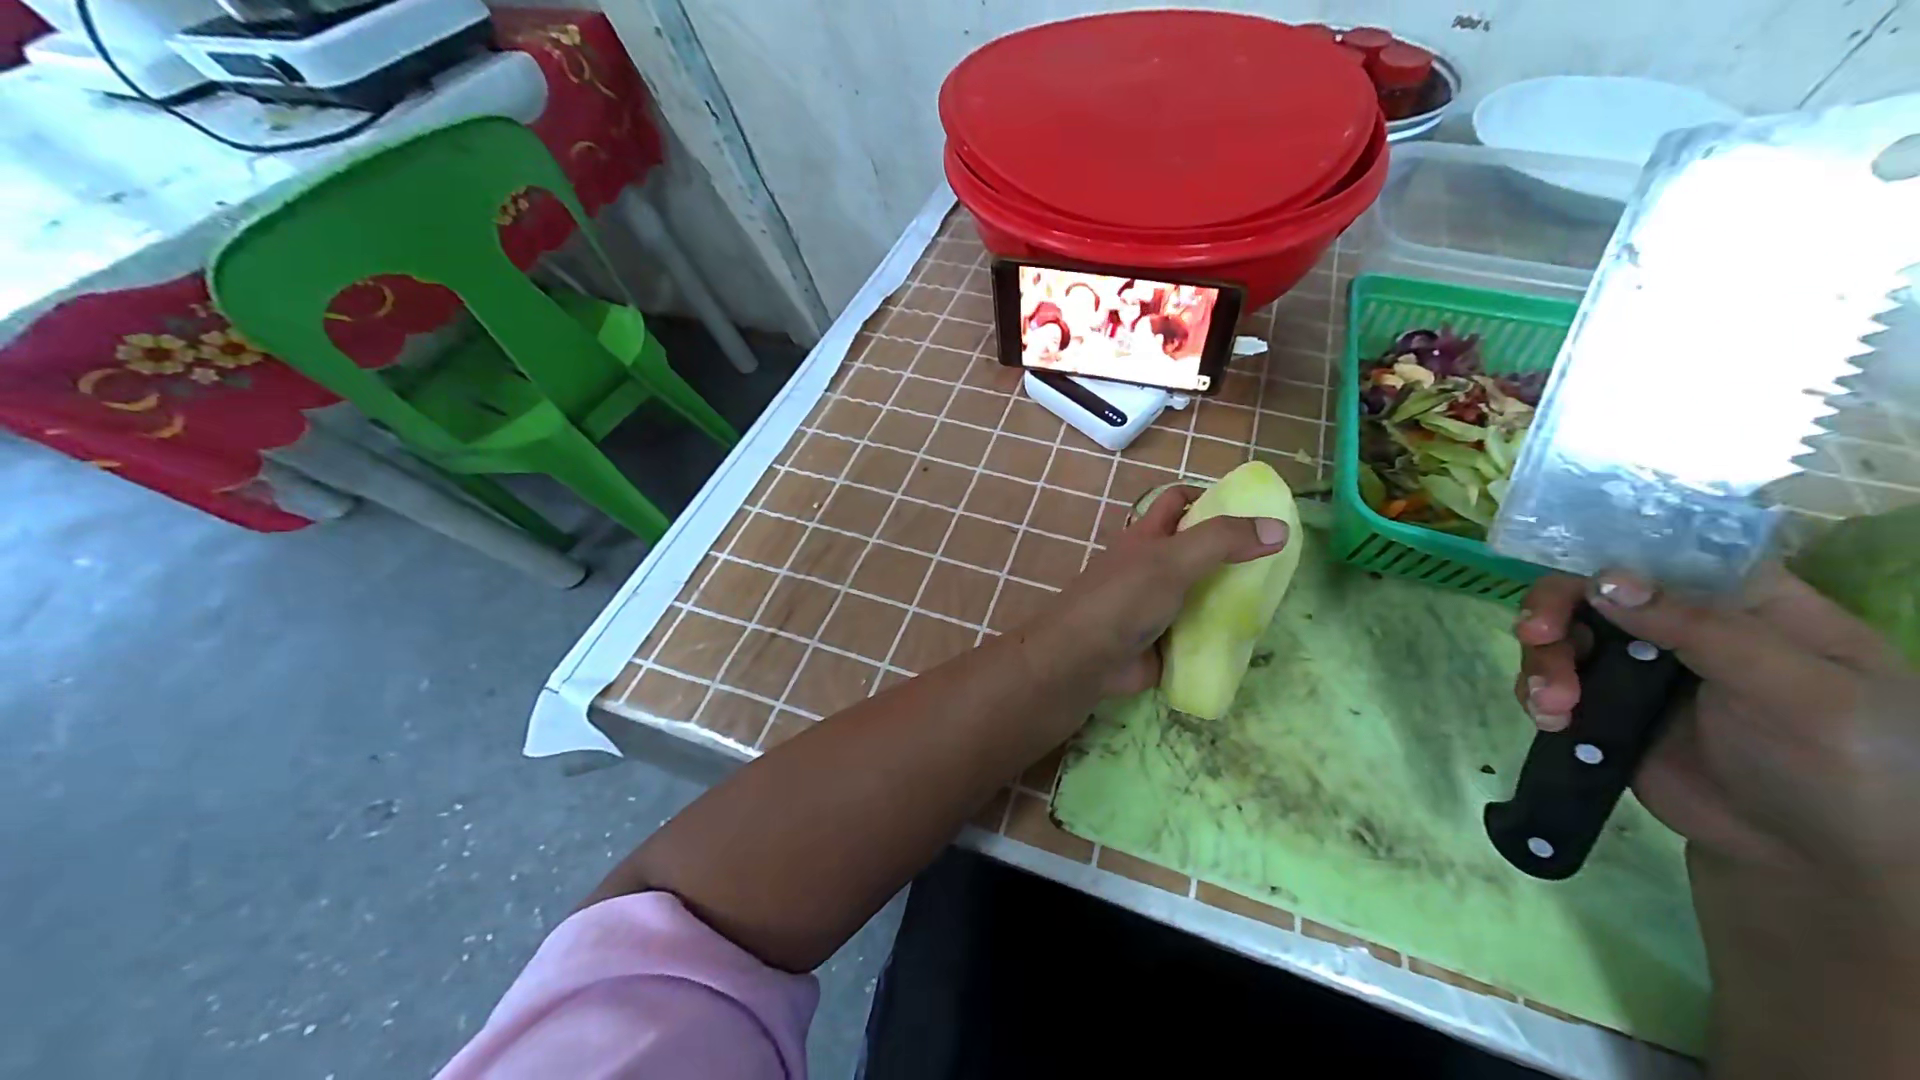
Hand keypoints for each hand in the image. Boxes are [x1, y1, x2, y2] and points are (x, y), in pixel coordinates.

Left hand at [1022, 485, 1289, 699]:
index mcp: (1147, 536)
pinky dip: (1222, 633)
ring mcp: (1159, 605)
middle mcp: (1152, 566)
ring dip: (1232, 596)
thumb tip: (1279, 528)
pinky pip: (1201, 631)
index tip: (1253, 509)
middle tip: (1278, 558)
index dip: (1209, 497)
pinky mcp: (1165, 640)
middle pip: (1197, 550)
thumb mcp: (1173, 559)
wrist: (1084, 659)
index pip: (1178, 502)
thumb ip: (1222, 541)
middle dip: (1232, 552)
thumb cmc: (1123, 598)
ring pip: (1203, 592)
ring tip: (1277, 597)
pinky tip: (1254, 636)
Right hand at [1514, 566, 1919, 889]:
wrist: (1810, 861)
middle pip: (1592, 590)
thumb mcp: (1795, 690)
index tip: (1577, 589)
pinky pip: (1550, 681)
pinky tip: (1551, 722)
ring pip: (1562, 635)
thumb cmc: (1842, 764)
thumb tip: (1606, 579)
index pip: (1664, 553)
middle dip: (1553, 611)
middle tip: (1535, 637)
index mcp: (1744, 603)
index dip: (1609, 555)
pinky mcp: (1605, 705)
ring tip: (1551, 706)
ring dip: (1541, 662)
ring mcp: (1638, 667)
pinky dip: (1537, 695)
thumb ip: (1704, 627)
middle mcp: (1683, 624)